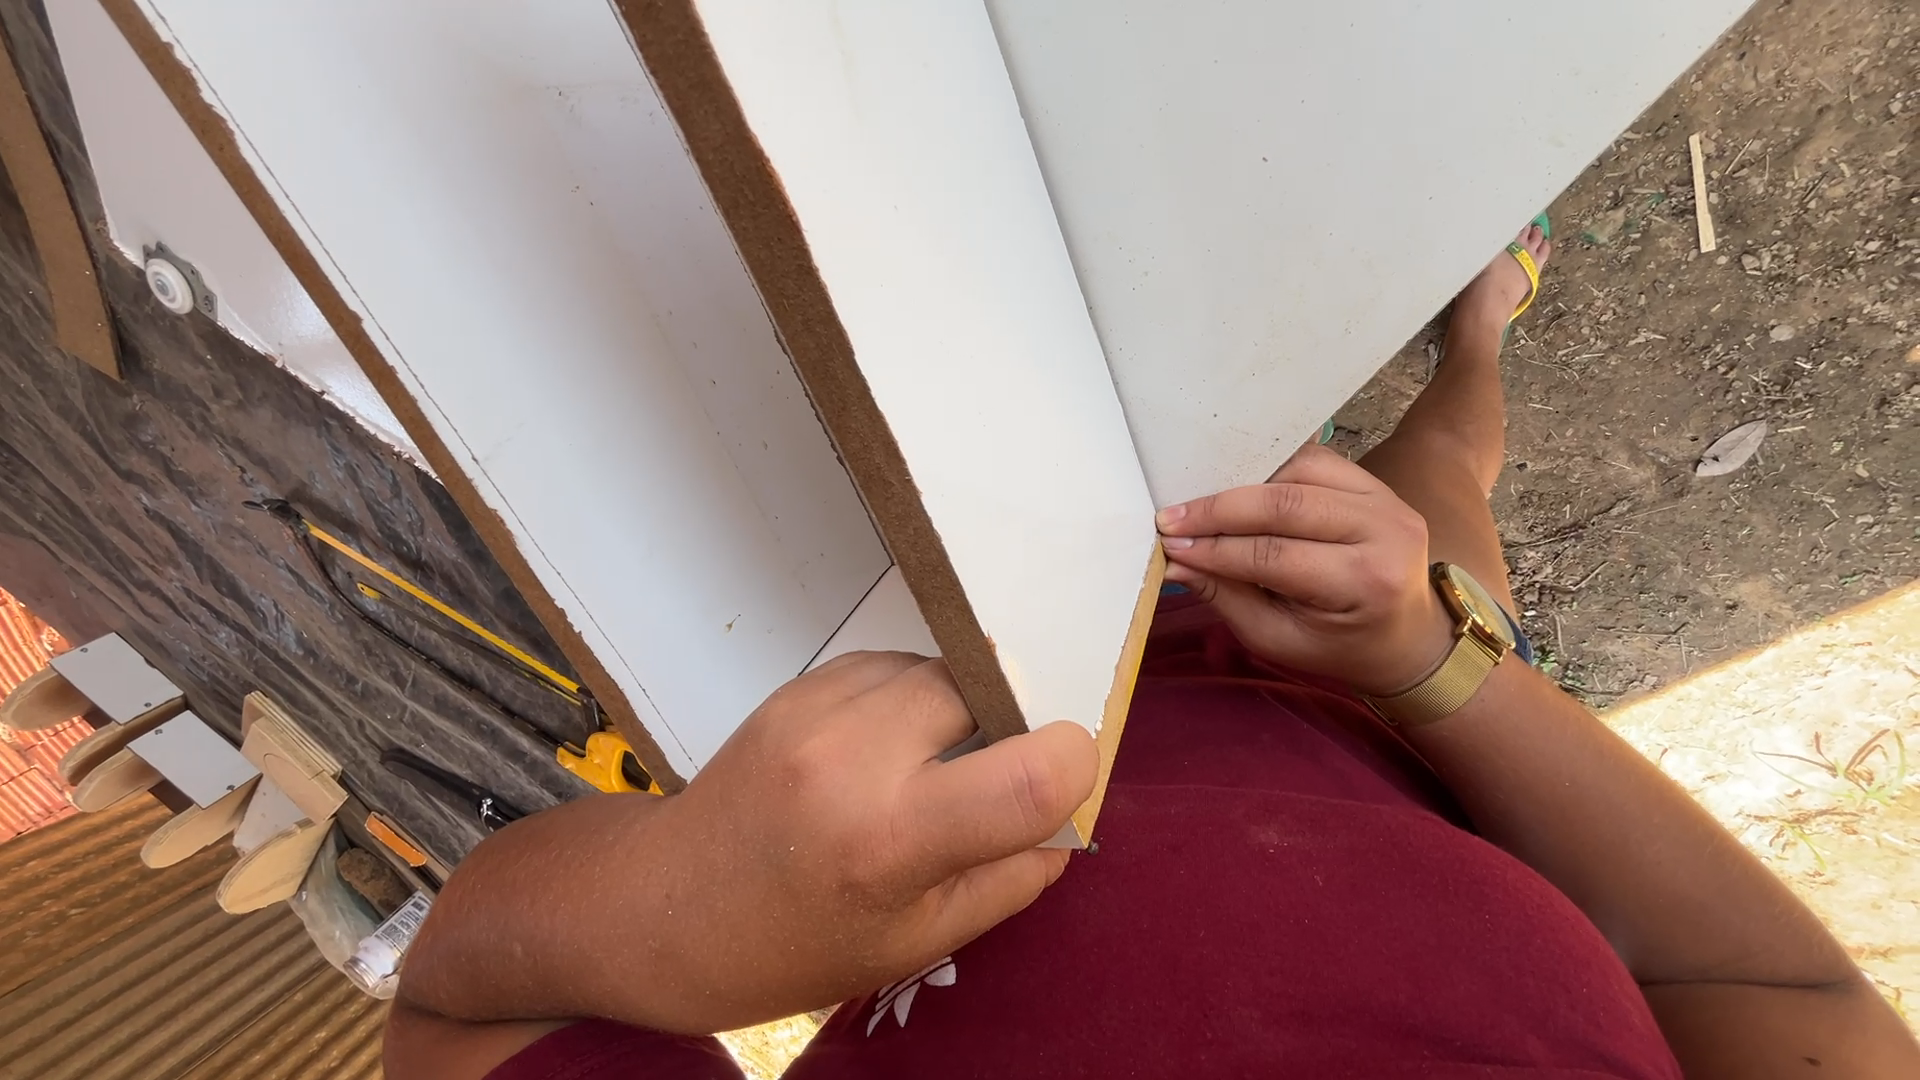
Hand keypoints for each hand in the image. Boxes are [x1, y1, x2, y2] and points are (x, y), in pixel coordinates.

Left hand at [607, 653, 1095, 1031]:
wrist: (661, 902)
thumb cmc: (790, 944)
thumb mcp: (912, 943)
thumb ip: (1008, 879)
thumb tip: (1065, 819)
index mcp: (891, 840)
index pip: (1028, 774)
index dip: (1073, 764)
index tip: (1060, 780)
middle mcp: (855, 754)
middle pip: (987, 688)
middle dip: (1003, 726)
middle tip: (974, 778)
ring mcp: (820, 707)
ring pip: (940, 667)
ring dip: (954, 707)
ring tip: (917, 763)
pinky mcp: (799, 682)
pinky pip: (891, 664)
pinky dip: (907, 695)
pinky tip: (877, 743)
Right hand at [1155, 444, 1453, 695]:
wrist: (1406, 635)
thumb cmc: (1336, 645)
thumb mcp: (1276, 638)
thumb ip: (1225, 596)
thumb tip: (1174, 562)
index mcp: (1366, 582)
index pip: (1275, 554)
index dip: (1215, 548)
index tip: (1170, 545)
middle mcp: (1385, 531)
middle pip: (1286, 503)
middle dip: (1219, 510)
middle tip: (1171, 519)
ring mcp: (1386, 499)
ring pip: (1298, 470)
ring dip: (1241, 484)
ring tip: (1200, 505)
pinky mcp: (1374, 482)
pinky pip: (1312, 461)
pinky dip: (1268, 470)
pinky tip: (1236, 489)